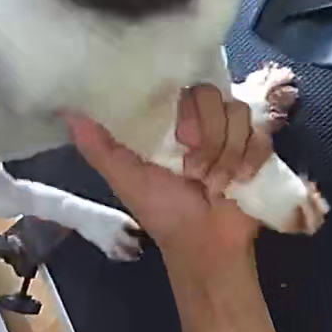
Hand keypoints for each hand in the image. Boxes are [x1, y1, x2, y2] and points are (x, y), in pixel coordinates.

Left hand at [68, 86, 266, 275]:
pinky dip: (250, 161)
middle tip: (196, 170)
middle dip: (210, 137)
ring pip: (241, 117)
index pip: (187, 87)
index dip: (189, 111)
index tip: (182, 140)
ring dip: (228, 155)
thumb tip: (68, 112)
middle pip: (218, 97)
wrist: (204, 244)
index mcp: (173, 122)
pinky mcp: (260, 155)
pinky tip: (239, 182)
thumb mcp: (127, 180)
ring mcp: (235, 138)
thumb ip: (100, 147)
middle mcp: (206, 123)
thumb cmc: (165, 212)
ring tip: (216, 184)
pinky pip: (263, 140)